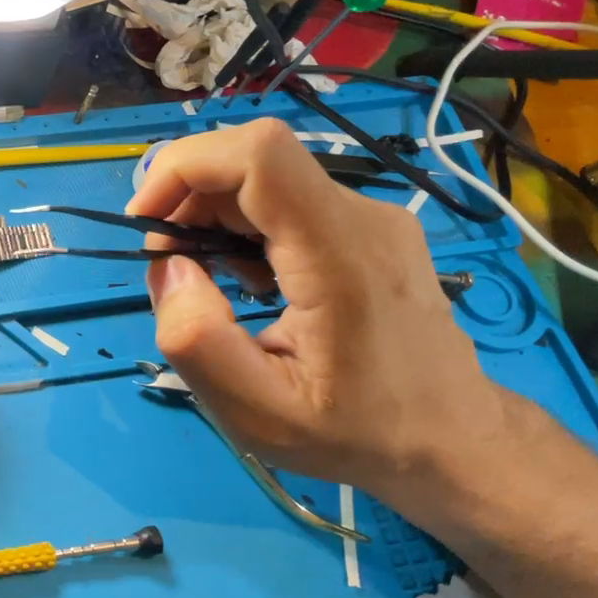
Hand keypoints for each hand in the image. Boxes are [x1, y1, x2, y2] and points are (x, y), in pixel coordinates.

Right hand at [128, 119, 511, 495]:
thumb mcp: (256, 414)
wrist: (453, 443)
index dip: (184, 167)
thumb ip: (196, 339)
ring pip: (263, 177)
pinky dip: (239, 226)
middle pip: (252, 160)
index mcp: (340, 255)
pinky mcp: (365, 228)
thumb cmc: (356, 433)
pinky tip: (244, 281)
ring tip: (205, 284)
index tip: (144, 223)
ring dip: (209, 216)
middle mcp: (362, 216)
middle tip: (166, 265)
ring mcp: (369, 218)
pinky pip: (284, 200)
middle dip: (185, 197)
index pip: (258, 155)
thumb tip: (168, 266)